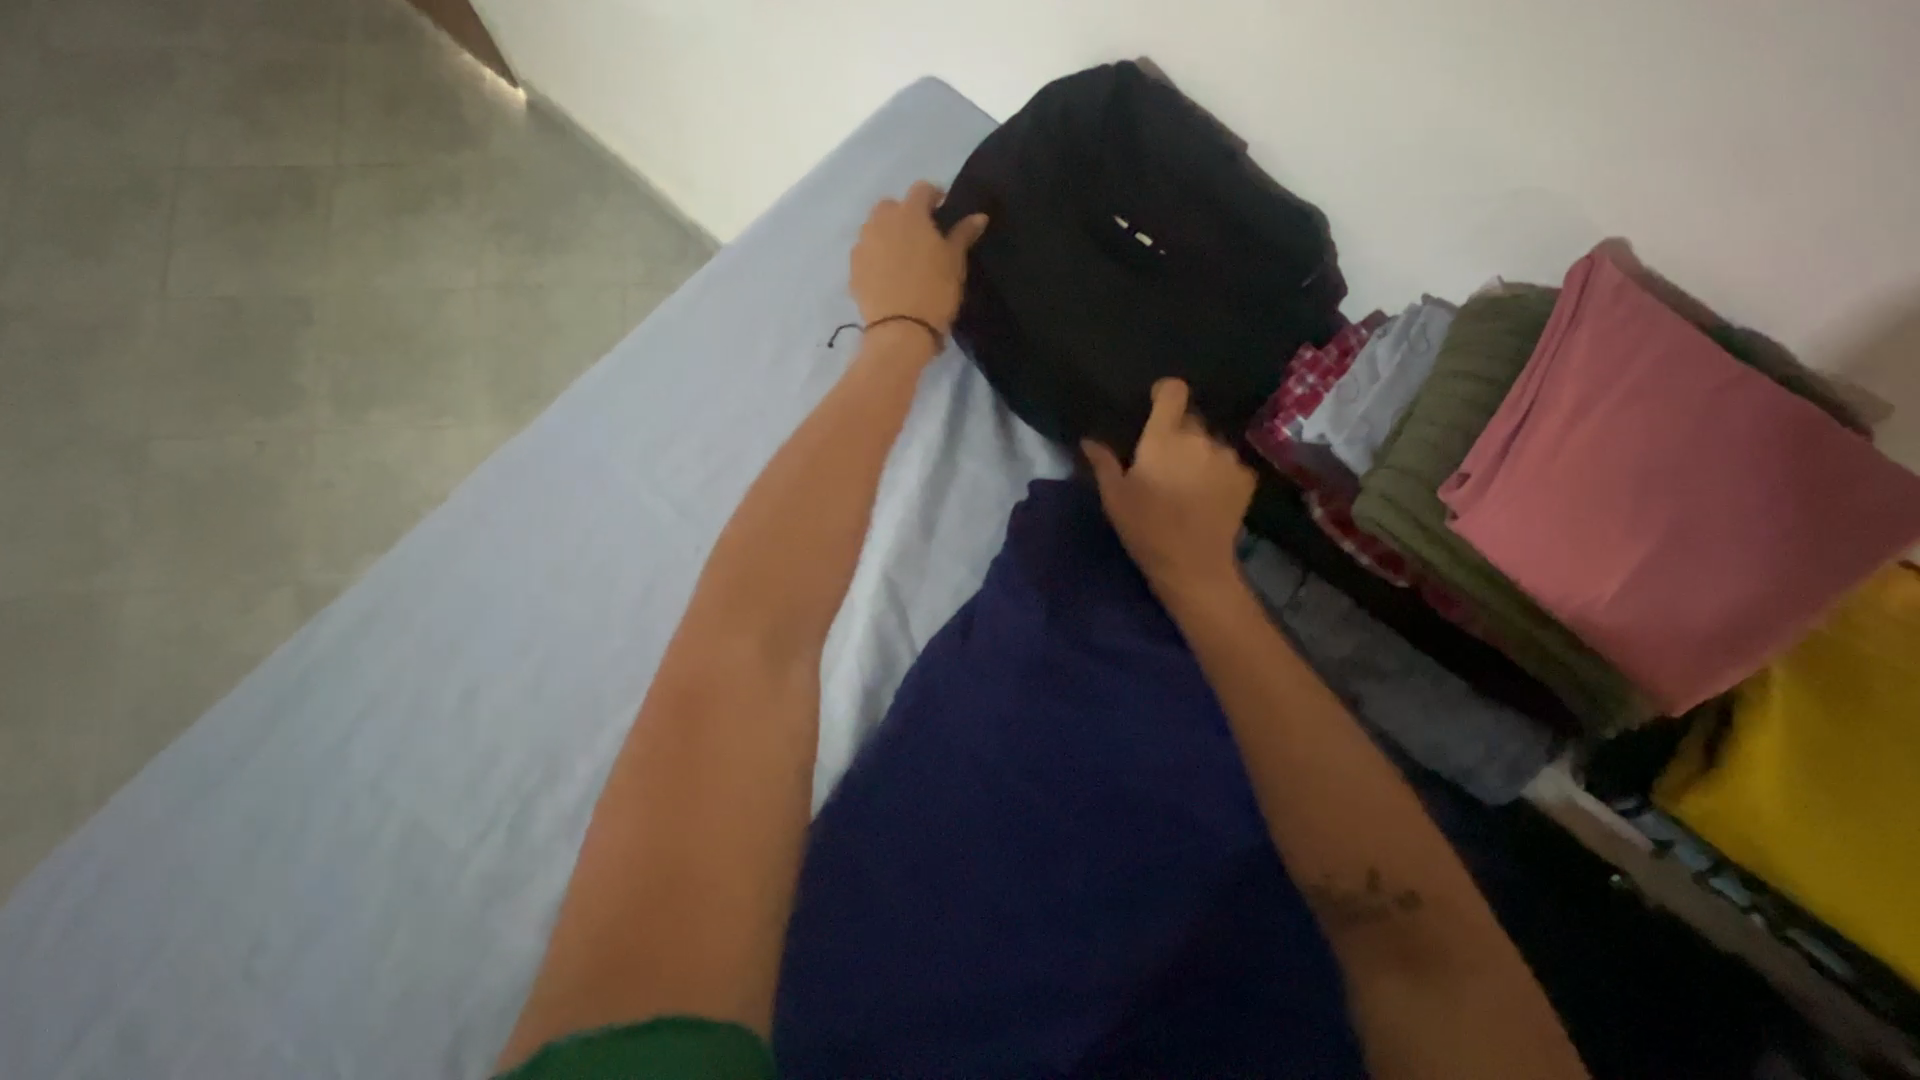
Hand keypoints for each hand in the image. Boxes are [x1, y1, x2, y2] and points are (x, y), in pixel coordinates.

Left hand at [849, 181, 988, 340]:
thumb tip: (979, 216)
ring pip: (875, 228)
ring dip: (888, 234)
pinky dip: (876, 256)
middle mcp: (881, 221)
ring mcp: (863, 244)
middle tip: (921, 235)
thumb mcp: (955, 262)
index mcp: (909, 213)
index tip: (943, 209)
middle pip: (892, 206)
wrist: (901, 330)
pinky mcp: (854, 268)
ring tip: (903, 256)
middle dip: (905, 214)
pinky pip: (866, 253)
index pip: (922, 189)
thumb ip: (963, 234)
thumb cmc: (935, 291)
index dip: (934, 196)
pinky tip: (888, 275)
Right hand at [1083, 379, 1256, 596]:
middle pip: (1192, 419)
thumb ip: (1104, 462)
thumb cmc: (1145, 529)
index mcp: (1164, 437)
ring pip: (1211, 443)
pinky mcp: (1246, 478)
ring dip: (1200, 454)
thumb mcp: (1115, 497)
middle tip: (1165, 461)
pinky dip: (1220, 473)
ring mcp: (1227, 457)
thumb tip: (1089, 440)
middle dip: (1179, 433)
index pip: (1174, 391)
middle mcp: (1200, 438)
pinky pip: (1229, 464)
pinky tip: (1209, 497)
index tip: (1155, 407)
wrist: (1193, 565)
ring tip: (1189, 483)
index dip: (1165, 393)